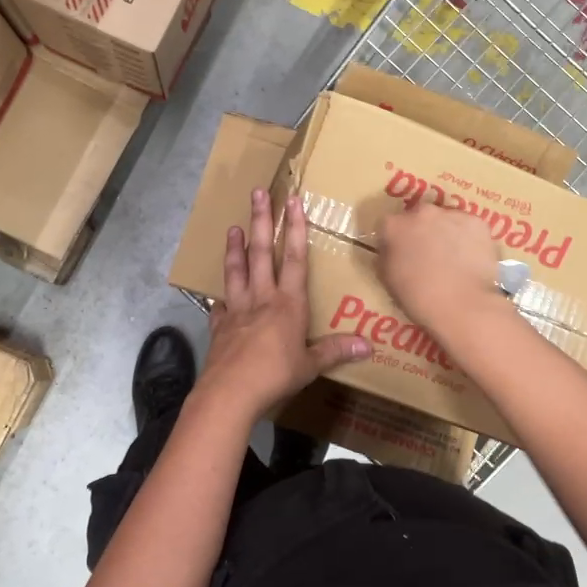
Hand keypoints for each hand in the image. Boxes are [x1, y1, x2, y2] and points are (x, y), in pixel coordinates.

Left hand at [199, 189, 371, 415]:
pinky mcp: (219, 327)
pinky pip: (219, 306)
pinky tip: (218, 294)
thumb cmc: (275, 376)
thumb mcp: (310, 365)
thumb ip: (335, 351)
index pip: (295, 258)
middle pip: (261, 253)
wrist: (229, 394)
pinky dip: (220, 298)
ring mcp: (236, 311)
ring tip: (233, 228)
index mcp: (288, 304)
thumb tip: (368, 346)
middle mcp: (261, 299)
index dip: (295, 228)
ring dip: (235, 248)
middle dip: (260, 221)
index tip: (292, 200)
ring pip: (236, 271)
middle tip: (256, 193)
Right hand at [377, 202, 505, 332]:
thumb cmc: (419, 297)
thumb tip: (391, 250)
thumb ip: (386, 257)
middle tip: (429, 255)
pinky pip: (469, 227)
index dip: (395, 240)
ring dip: (446, 232)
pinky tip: (470, 258)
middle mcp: (422, 212)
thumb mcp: (388, 280)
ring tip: (453, 258)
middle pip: (419, 217)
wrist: (462, 304)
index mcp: (394, 226)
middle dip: (422, 231)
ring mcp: (452, 215)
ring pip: (446, 219)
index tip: (401, 254)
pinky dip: (468, 238)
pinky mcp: (477, 223)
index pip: (389, 226)